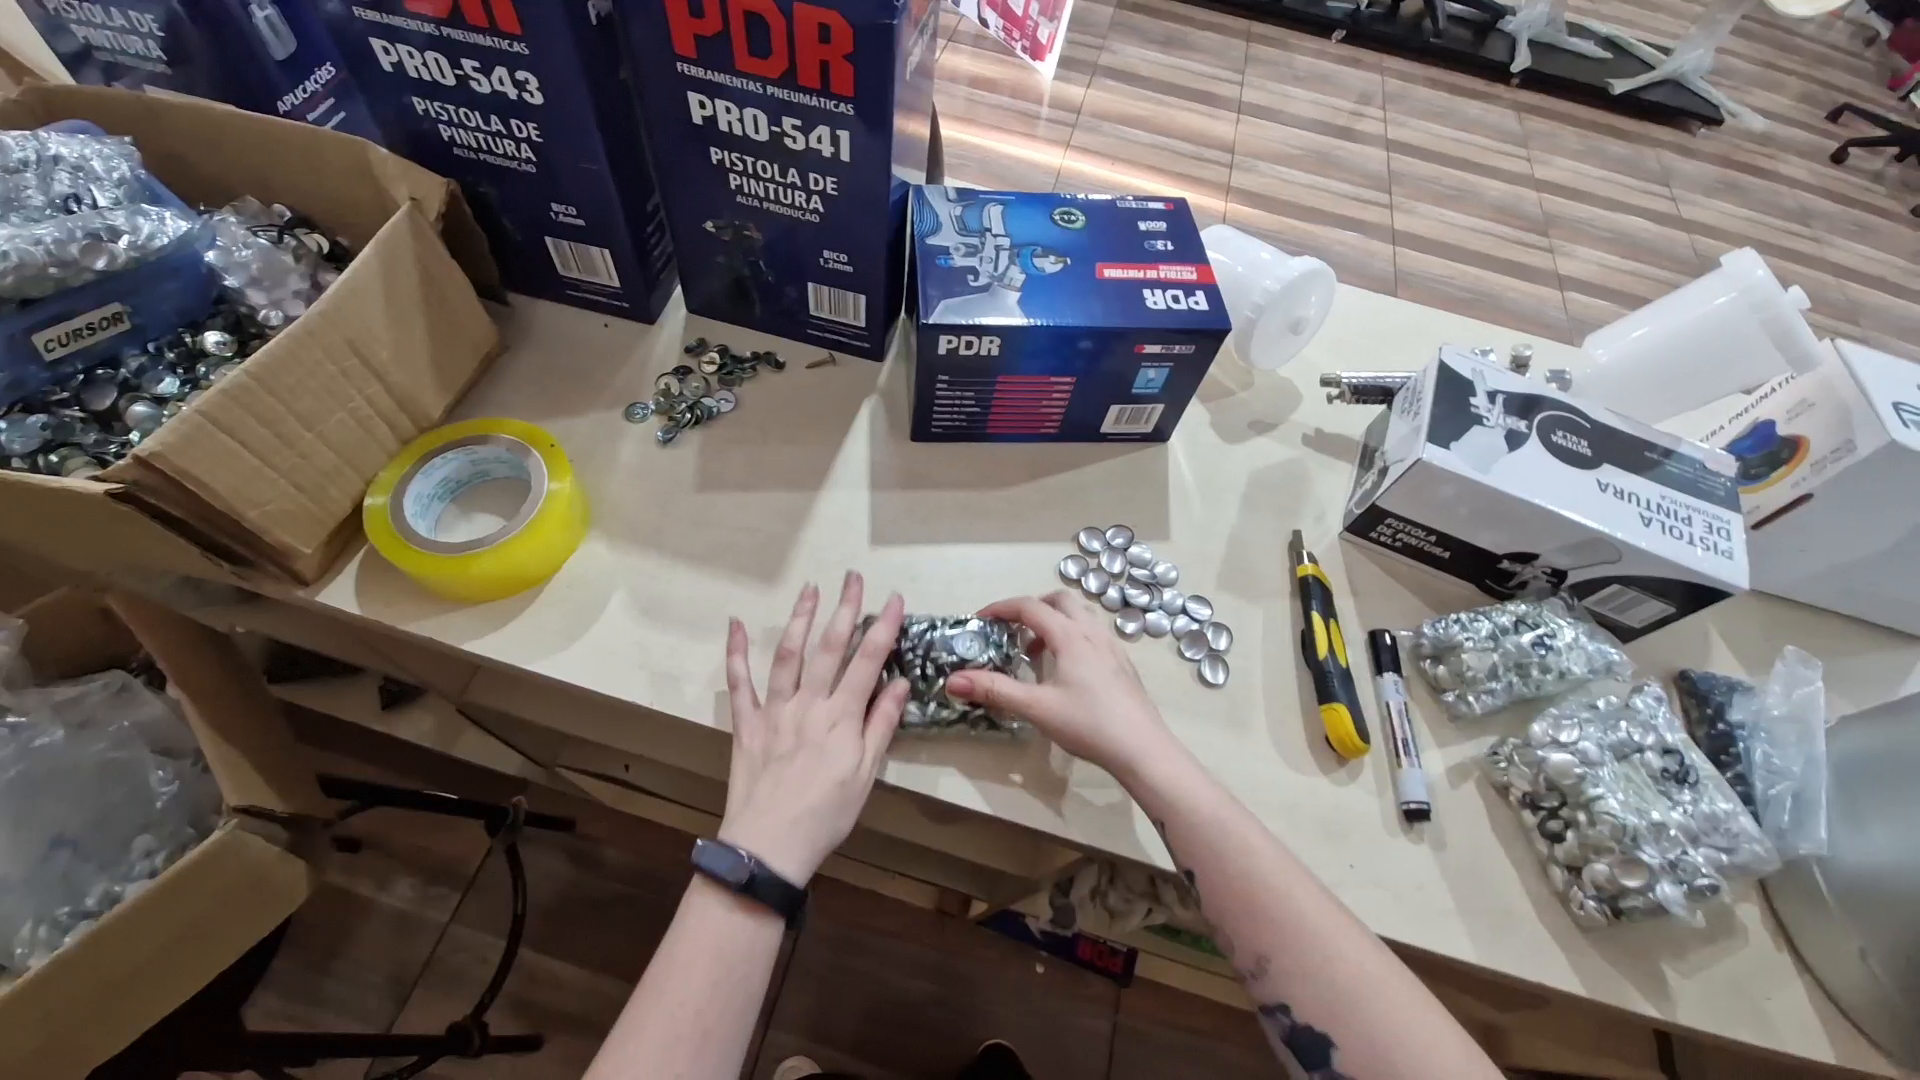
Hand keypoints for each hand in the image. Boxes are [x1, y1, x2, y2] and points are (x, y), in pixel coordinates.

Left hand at [719, 572, 908, 885]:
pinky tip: (734, 624)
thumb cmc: (826, 815)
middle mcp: (808, 704)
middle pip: (830, 648)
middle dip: (844, 608)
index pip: (868, 662)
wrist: (768, 847)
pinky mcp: (746, 723)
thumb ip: (881, 726)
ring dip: (801, 618)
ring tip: (811, 588)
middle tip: (852, 576)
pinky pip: (739, 683)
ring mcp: (774, 710)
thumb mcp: (865, 775)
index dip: (883, 628)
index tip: (894, 598)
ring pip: (788, 654)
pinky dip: (736, 652)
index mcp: (841, 718)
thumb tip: (901, 684)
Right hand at [945, 592, 1178, 779]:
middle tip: (1012, 632)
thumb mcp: (1036, 708)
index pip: (1030, 606)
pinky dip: (1072, 637)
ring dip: (1054, 622)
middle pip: (1059, 600)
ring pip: (1080, 615)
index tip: (980, 620)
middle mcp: (1092, 632)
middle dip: (1032, 608)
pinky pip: (1093, 634)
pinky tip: (1067, 671)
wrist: (1142, 748)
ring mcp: (1112, 647)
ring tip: (1037, 653)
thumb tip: (953, 680)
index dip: (1001, 608)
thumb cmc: (1088, 724)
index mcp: (1070, 636)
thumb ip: (994, 690)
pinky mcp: (1122, 663)